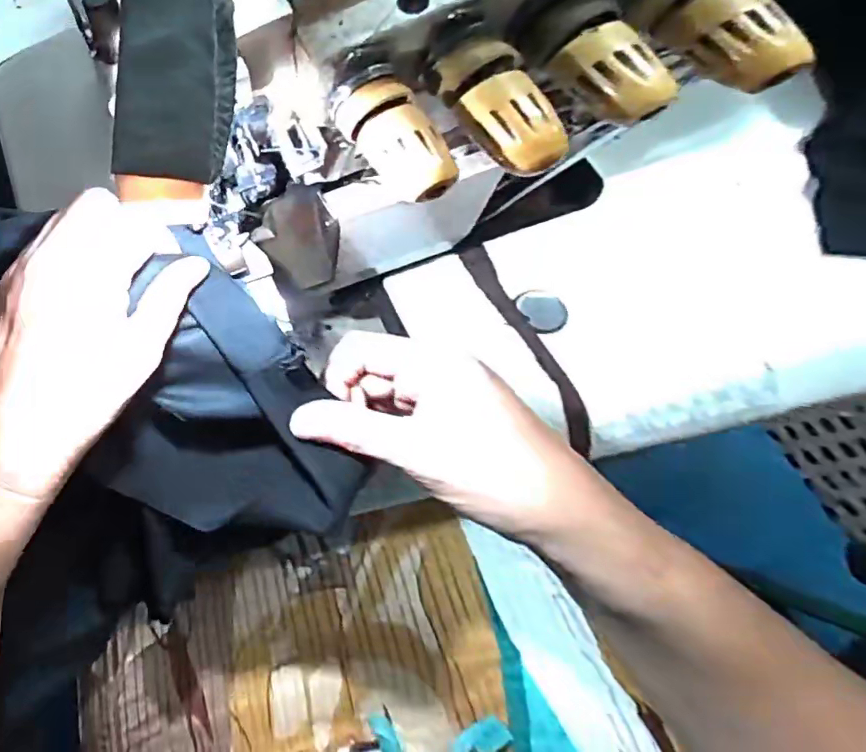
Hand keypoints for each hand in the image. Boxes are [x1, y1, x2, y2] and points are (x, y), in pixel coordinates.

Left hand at [0, 189, 208, 507]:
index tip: (167, 260)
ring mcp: (22, 264)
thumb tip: (195, 266)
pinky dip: (64, 247)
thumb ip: (168, 296)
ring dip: (92, 231)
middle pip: (96, 202)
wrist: (11, 429)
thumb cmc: (84, 397)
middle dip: (123, 221)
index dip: (161, 238)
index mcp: (92, 270)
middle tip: (136, 259)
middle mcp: (52, 254)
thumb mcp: (140, 351)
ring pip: (64, 216)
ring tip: (106, 272)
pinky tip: (73, 284)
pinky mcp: (4, 279)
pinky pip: (41, 240)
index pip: (136, 222)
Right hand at [289, 331, 613, 541]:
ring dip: (375, 418)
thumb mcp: (413, 452)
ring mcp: (453, 386)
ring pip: (389, 390)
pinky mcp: (461, 409)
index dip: (337, 382)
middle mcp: (440, 363)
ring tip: (388, 453)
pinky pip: (410, 405)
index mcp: (431, 360)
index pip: (357, 349)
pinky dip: (396, 426)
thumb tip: (296, 419)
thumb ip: (350, 430)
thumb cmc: (490, 474)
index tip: (342, 424)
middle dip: (357, 403)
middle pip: (372, 368)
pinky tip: (403, 453)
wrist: (569, 516)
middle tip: (366, 444)